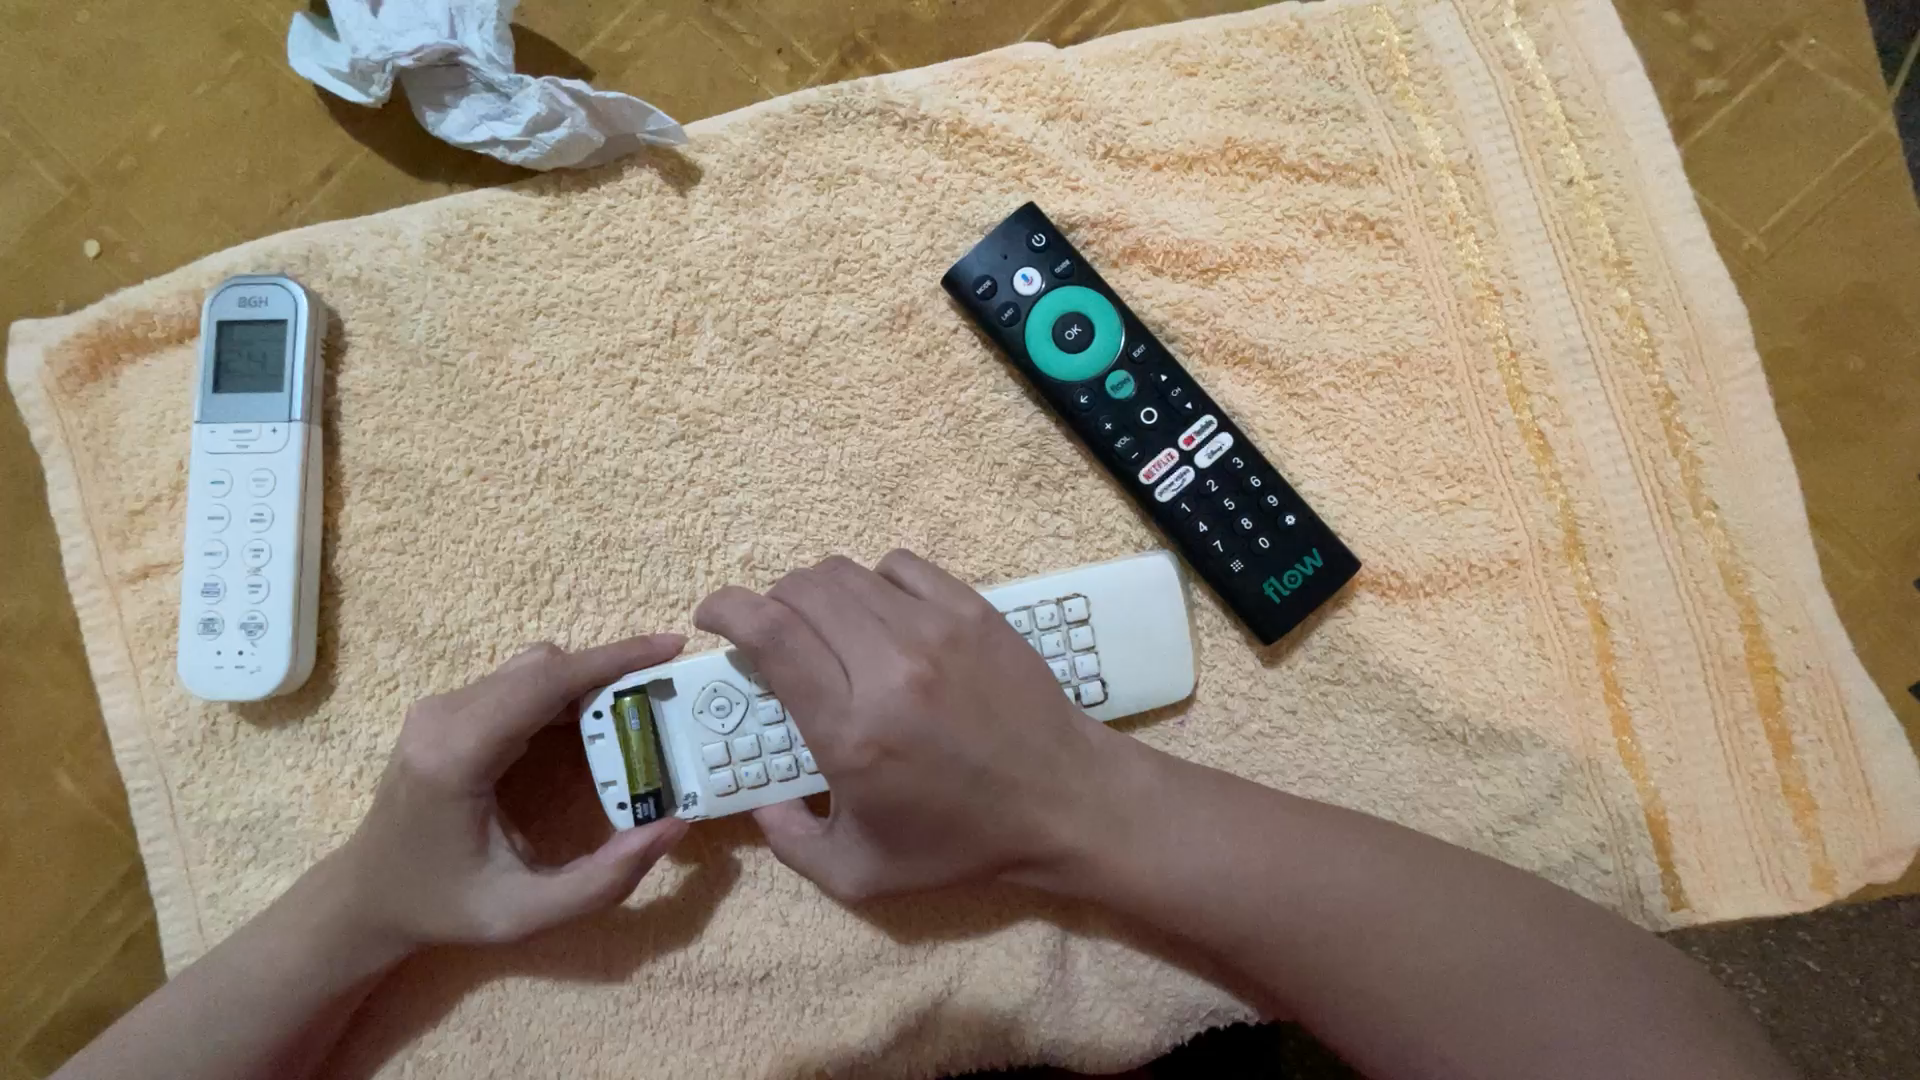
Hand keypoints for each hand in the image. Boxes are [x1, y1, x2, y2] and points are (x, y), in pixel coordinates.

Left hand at [328, 635, 690, 949]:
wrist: (364, 897)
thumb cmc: (443, 906)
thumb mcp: (525, 914)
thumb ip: (604, 880)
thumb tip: (674, 825)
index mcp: (458, 756)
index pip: (546, 682)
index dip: (614, 659)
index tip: (672, 645)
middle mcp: (445, 716)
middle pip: (547, 666)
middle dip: (613, 669)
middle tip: (665, 690)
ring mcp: (443, 707)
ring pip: (537, 666)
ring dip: (590, 678)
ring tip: (633, 709)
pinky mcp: (450, 708)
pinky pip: (523, 679)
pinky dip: (568, 688)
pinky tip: (591, 719)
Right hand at [695, 551, 1119, 899]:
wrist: (1064, 800)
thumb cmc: (962, 841)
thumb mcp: (861, 873)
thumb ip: (790, 842)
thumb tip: (756, 799)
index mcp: (851, 731)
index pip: (771, 636)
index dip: (728, 609)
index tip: (713, 614)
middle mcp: (887, 667)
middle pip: (801, 591)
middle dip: (770, 603)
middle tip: (776, 635)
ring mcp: (935, 629)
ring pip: (846, 573)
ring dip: (818, 592)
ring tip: (827, 626)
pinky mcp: (973, 610)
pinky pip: (901, 566)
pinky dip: (875, 582)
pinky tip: (884, 614)